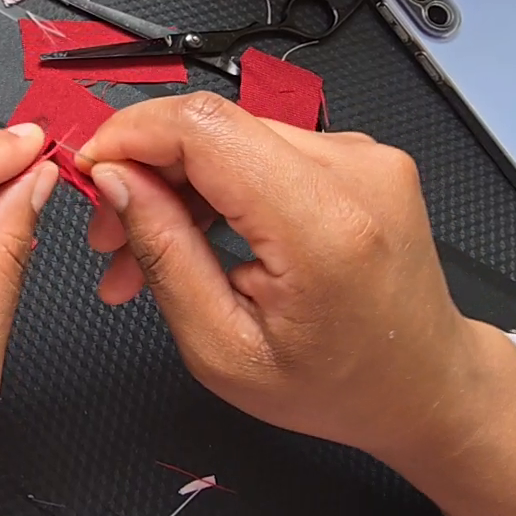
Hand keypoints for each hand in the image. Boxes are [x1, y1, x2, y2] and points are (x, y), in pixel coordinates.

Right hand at [75, 93, 507, 466]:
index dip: (129, 134)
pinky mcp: (351, 154)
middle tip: (105, 237)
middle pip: (207, 128)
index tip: (88, 171)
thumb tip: (114, 177)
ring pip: (224, 137)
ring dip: (169, 183)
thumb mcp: (221, 348)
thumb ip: (163, 254)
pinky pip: (253, 149)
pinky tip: (190, 232)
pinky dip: (208, 184)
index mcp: (322, 224)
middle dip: (139, 170)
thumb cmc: (332, 387)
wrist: (428, 386)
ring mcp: (358, 153)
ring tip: (139, 251)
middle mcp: (350, 169)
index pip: (204, 128)